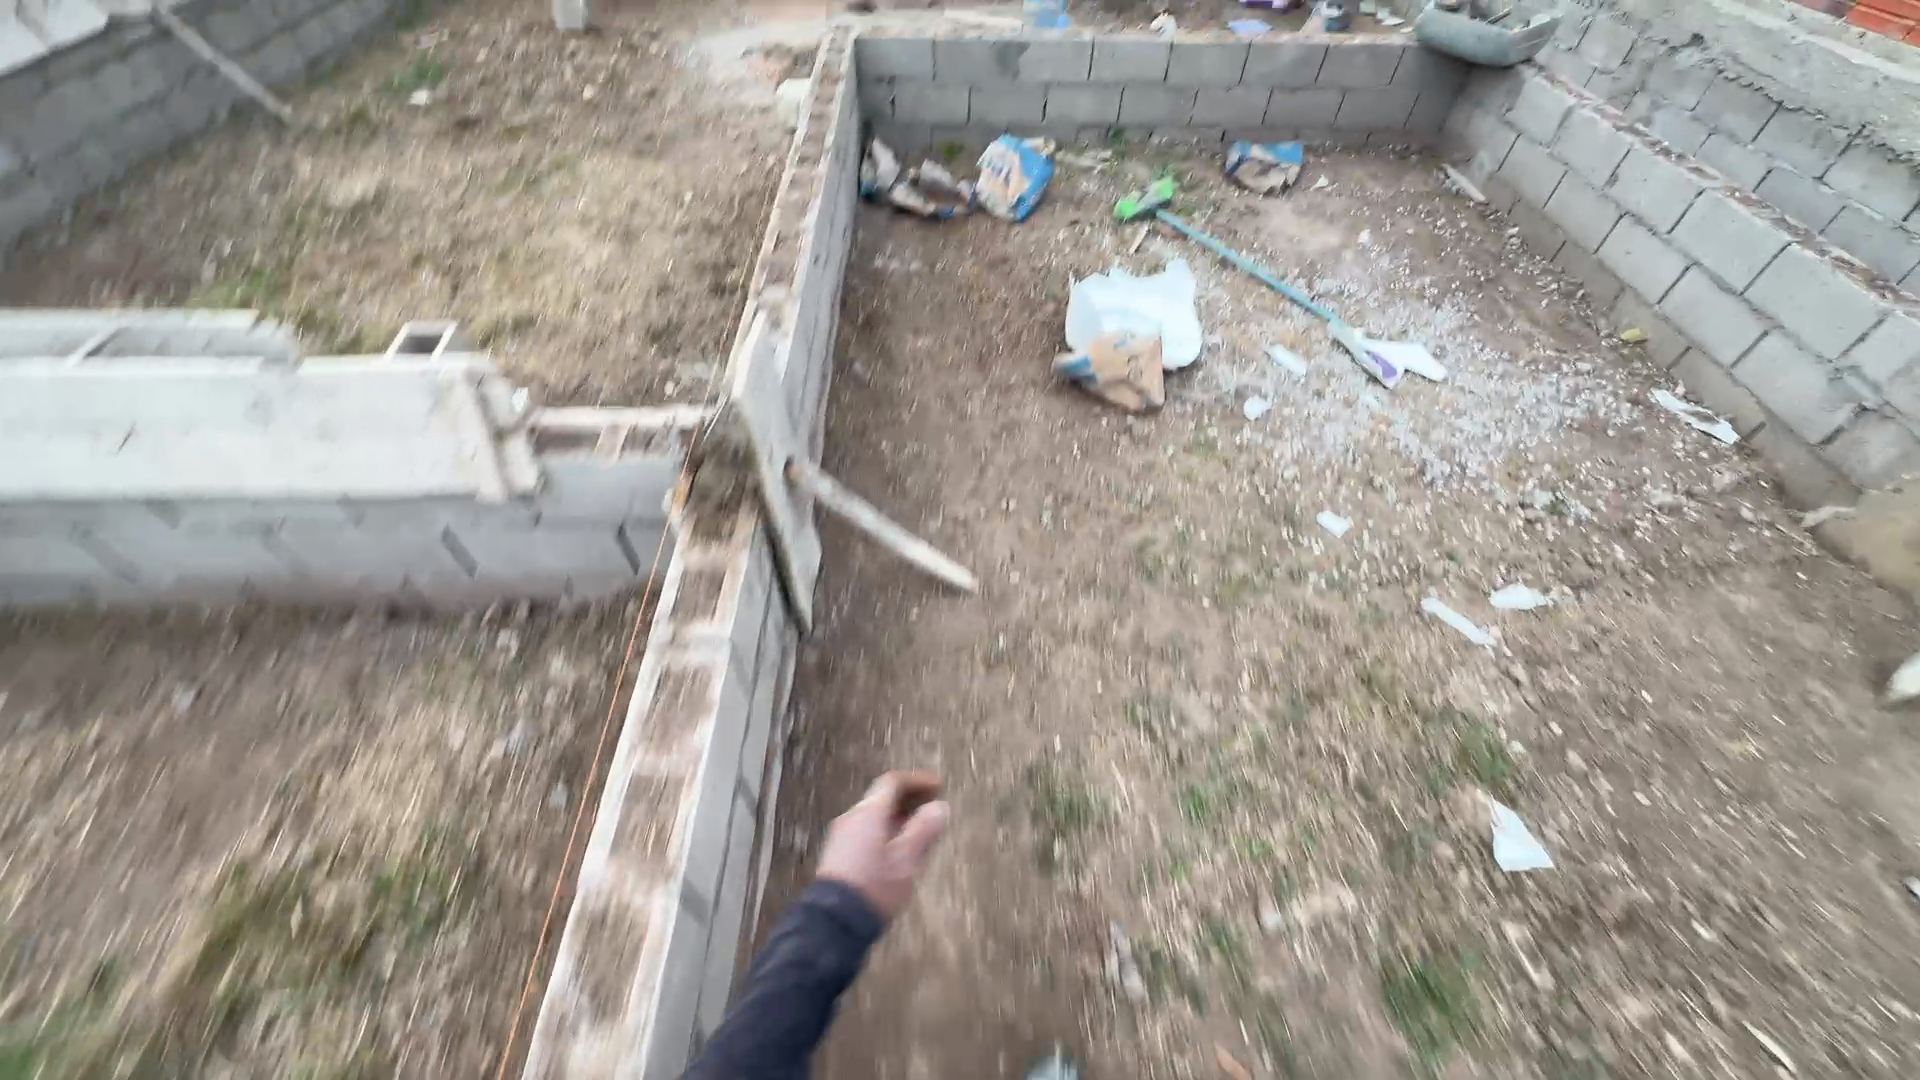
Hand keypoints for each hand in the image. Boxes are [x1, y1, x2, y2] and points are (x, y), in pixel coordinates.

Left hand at [815, 772, 949, 919]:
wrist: (833, 922)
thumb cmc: (875, 886)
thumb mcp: (906, 860)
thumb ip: (924, 830)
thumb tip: (940, 807)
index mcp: (869, 813)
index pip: (893, 782)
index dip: (918, 781)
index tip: (939, 787)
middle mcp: (852, 817)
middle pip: (883, 797)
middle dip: (910, 798)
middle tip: (932, 806)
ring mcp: (842, 835)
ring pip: (875, 815)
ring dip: (899, 816)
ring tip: (921, 829)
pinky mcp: (838, 854)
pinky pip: (867, 830)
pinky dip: (887, 829)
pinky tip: (899, 849)